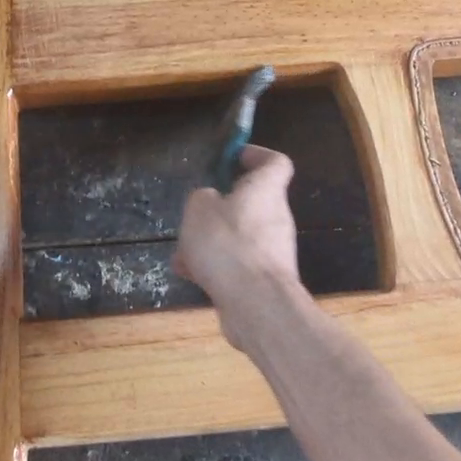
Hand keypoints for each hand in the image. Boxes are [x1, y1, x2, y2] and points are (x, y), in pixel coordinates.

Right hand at [172, 145, 304, 350]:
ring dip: (212, 241)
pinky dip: (216, 266)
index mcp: (266, 190)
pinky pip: (238, 263)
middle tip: (195, 213)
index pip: (275, 162)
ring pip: (239, 236)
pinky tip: (190, 275)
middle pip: (252, 202)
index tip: (234, 158)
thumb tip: (210, 201)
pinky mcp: (265, 279)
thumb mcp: (199, 208)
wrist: (255, 304)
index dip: (256, 155)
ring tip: (183, 252)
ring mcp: (274, 251)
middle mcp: (276, 217)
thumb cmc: (227, 244)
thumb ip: (203, 198)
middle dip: (221, 207)